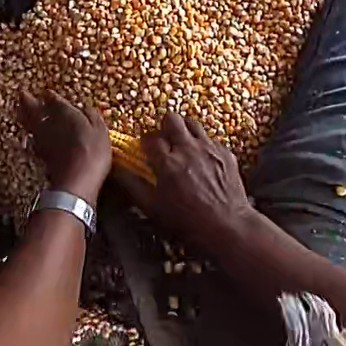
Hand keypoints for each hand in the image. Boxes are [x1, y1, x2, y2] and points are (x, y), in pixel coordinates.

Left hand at [19, 90, 110, 201]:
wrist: (75, 182)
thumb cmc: (92, 153)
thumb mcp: (100, 130)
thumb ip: (92, 116)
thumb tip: (86, 108)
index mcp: (66, 115)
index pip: (55, 102)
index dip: (50, 96)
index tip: (46, 92)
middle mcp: (51, 126)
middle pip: (34, 111)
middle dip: (27, 101)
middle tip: (21, 94)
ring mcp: (43, 142)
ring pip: (30, 125)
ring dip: (24, 116)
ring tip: (20, 111)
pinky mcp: (41, 157)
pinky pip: (32, 141)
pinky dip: (29, 136)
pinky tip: (29, 138)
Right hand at [111, 113, 258, 245]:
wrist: (228, 226)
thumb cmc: (188, 222)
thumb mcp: (153, 209)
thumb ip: (132, 186)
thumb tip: (117, 170)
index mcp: (168, 163)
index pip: (150, 137)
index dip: (146, 141)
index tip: (146, 148)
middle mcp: (188, 150)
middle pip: (171, 119)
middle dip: (164, 126)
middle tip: (165, 140)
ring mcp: (209, 149)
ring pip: (193, 123)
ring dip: (185, 131)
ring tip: (183, 144)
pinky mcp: (226, 153)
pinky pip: (211, 139)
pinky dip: (204, 145)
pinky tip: (203, 159)